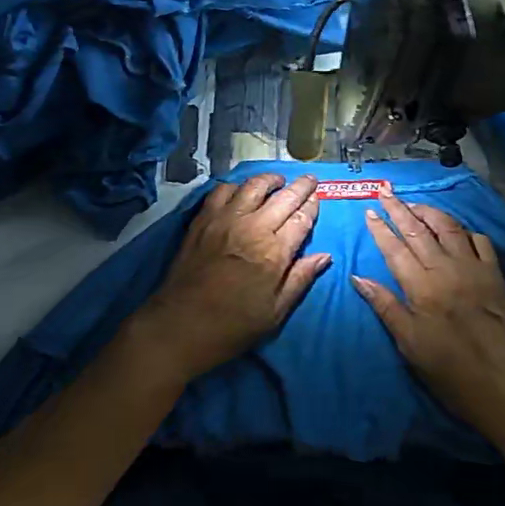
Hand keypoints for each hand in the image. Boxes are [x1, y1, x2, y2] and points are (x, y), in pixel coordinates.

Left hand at [123, 173, 331, 383]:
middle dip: (300, 186)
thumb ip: (300, 279)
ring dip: (270, 180)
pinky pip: (222, 191)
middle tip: (309, 179)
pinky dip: (236, 186)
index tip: (318, 197)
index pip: (302, 219)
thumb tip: (325, 256)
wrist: (180, 325)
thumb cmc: (232, 326)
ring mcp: (225, 219)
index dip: (313, 206)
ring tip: (278, 180)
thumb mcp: (275, 312)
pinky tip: (241, 191)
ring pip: (253, 186)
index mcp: (275, 252)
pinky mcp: (202, 219)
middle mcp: (253, 227)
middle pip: (283, 197)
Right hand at [353, 194, 504, 435]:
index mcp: (422, 286)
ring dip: (430, 212)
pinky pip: (480, 242)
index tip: (370, 211)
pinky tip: (457, 232)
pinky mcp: (495, 276)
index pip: (395, 249)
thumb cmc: (449, 370)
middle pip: (418, 230)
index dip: (381, 229)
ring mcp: (474, 269)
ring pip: (449, 228)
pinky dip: (465, 231)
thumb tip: (358, 278)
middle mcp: (446, 269)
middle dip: (399, 209)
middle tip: (385, 191)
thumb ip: (386, 306)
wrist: (504, 385)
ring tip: (415, 204)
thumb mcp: (409, 343)